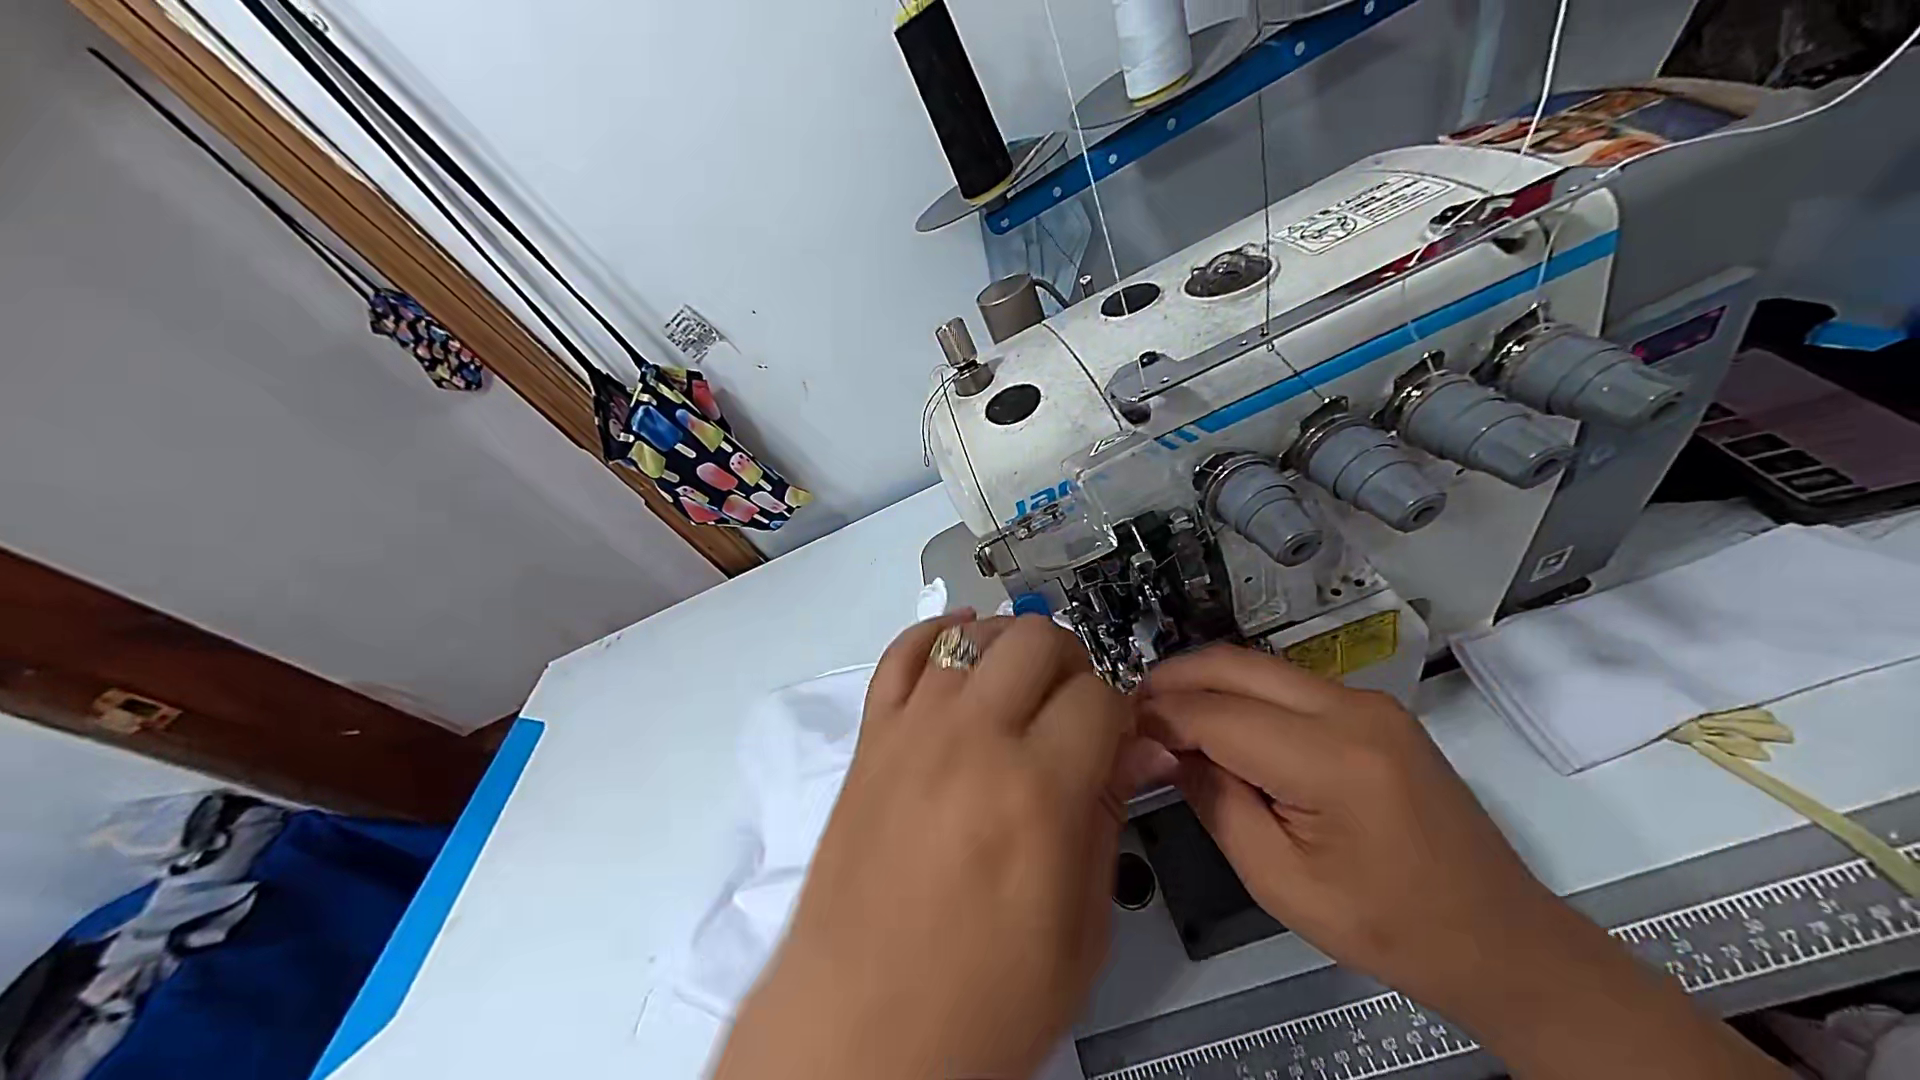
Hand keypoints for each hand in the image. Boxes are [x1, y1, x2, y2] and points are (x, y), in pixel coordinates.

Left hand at [713, 614, 1165, 1079]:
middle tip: (1076, 709)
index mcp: (1035, 790)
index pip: (1101, 697)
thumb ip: (1108, 815)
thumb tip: (1140, 748)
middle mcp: (972, 740)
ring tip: (1024, 686)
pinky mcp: (871, 740)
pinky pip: (899, 655)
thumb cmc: (982, 1001)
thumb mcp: (1079, 928)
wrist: (860, 1031)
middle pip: (1038, 640)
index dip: (1122, 713)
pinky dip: (933, 633)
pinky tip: (958, 640)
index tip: (1120, 737)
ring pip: (973, 635)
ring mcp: (912, 732)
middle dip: (1072, 664)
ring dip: (1012, 648)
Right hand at [1140, 645, 1787, 1078]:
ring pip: (1257, 665)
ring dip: (1203, 683)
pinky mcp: (1371, 707)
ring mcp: (1367, 700)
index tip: (1116, 732)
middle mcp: (1352, 708)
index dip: (1157, 718)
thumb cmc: (1386, 926)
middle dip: (1171, 681)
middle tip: (1130, 713)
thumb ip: (1214, 802)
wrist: (1499, 936)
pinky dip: (1238, 693)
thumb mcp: (1279, 881)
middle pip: (1233, 666)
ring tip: (1162, 718)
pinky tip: (1216, 723)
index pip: (1214, 714)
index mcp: (1332, 760)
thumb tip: (1164, 750)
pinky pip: (1284, 682)